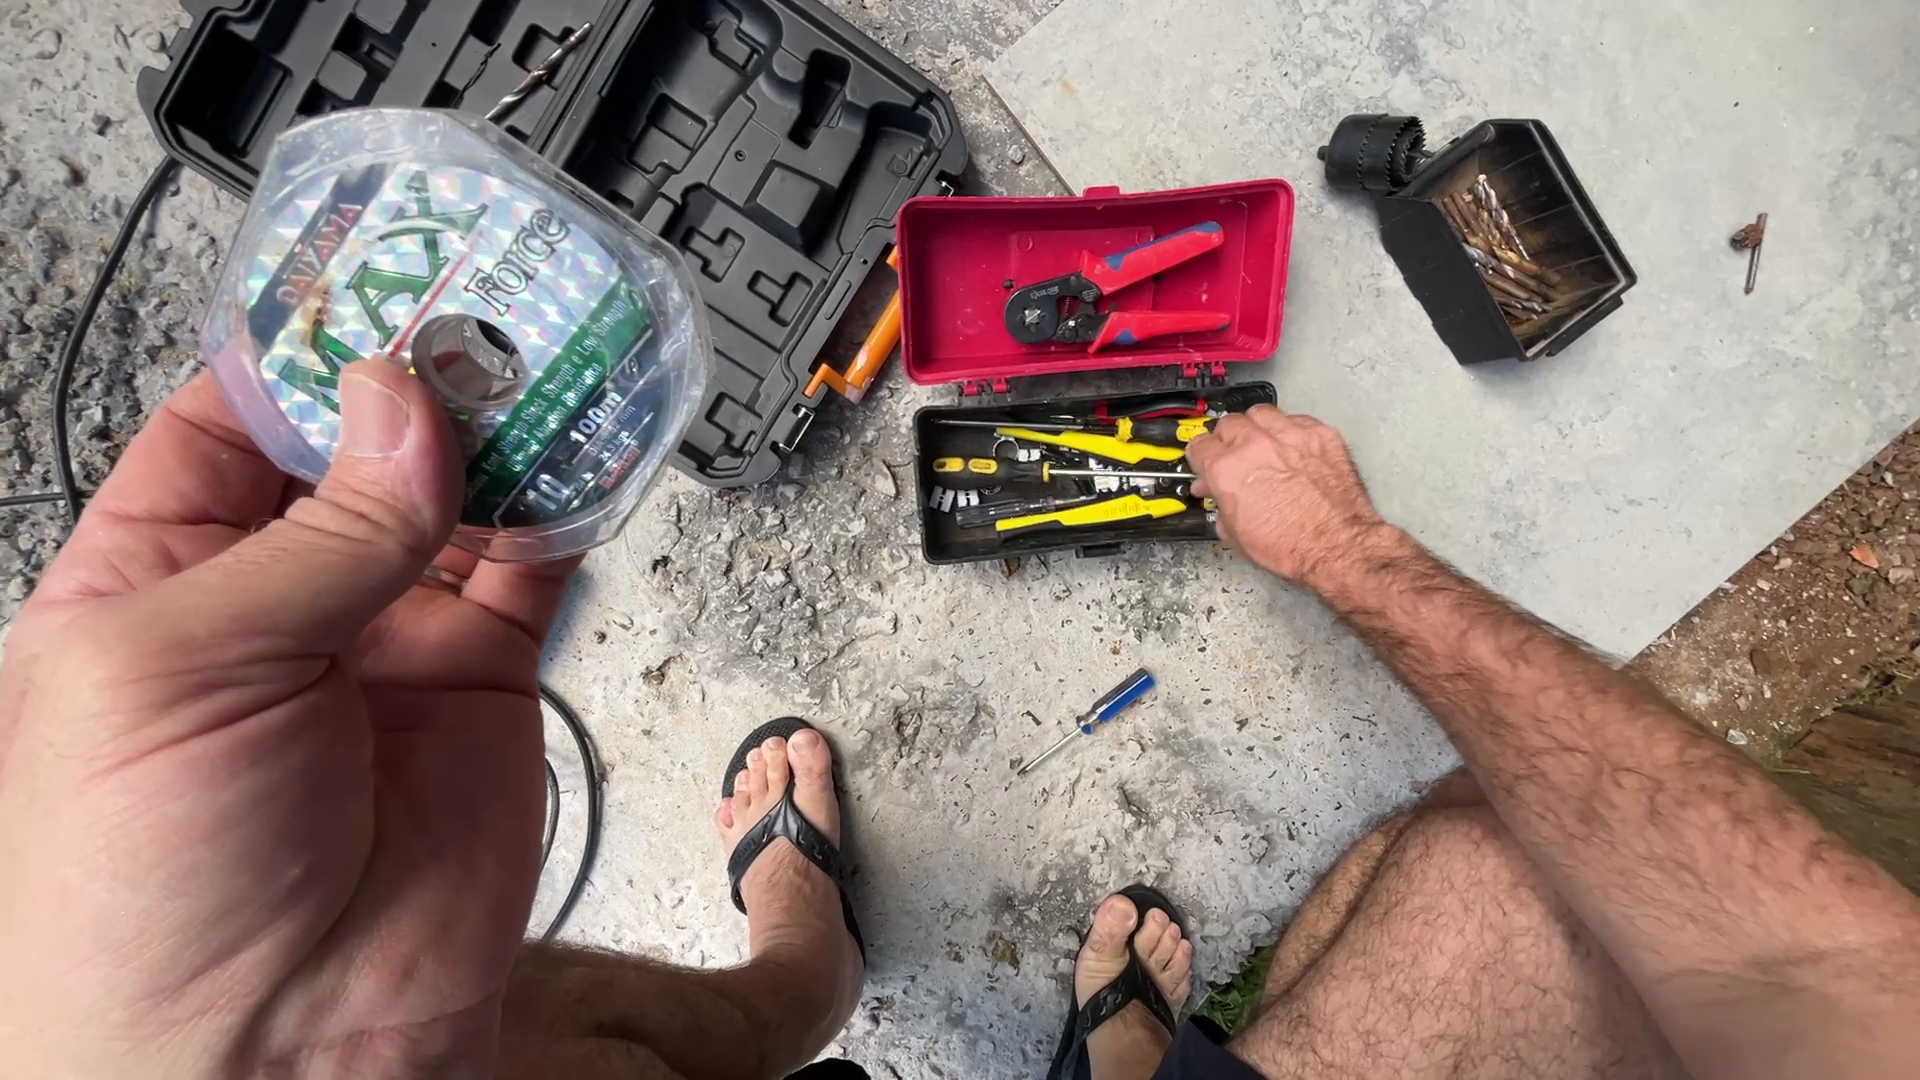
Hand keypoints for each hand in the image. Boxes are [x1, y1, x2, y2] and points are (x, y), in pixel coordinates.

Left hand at [0, 362, 576, 1076]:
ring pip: (469, 499)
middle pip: (373, 450)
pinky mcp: (494, 661)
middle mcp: (296, 590)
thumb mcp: (179, 673)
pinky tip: (582, 465)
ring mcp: (404, 624)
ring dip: (510, 441)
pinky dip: (566, 514)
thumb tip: (402, 407)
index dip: (304, 349)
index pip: (237, 420)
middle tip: (488, 321)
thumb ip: (317, 536)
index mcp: (170, 576)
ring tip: (550, 376)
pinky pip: (537, 566)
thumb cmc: (156, 883)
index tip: (374, 286)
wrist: (303, 1027)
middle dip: (427, 387)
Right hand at [1186, 404, 1388, 587]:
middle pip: (1228, 423)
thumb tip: (1218, 494)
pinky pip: (1297, 419)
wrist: (1336, 547)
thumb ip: (1220, 504)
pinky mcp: (1321, 436)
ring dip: (1255, 426)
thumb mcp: (1235, 532)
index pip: (1199, 446)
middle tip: (1231, 455)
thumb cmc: (1290, 545)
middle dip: (1225, 440)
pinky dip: (1290, 430)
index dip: (1199, 457)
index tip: (1204, 462)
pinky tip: (1291, 447)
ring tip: (1259, 443)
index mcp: (1226, 469)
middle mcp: (1255, 445)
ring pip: (1261, 413)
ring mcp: (1290, 436)